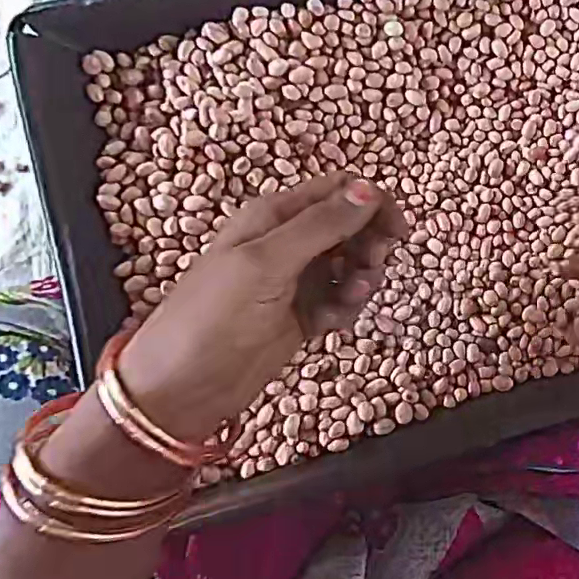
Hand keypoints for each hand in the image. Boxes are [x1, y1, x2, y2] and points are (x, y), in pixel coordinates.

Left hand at [114, 172, 406, 439]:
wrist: (181, 389)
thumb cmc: (214, 316)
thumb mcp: (268, 263)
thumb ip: (322, 225)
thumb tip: (369, 189)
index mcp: (276, 215)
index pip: (340, 190)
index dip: (373, 204)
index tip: (398, 232)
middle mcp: (290, 241)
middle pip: (353, 226)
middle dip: (371, 244)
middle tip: (371, 267)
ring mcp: (299, 278)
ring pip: (354, 263)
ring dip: (363, 279)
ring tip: (351, 300)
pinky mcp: (306, 311)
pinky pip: (344, 299)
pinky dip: (347, 308)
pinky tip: (331, 325)